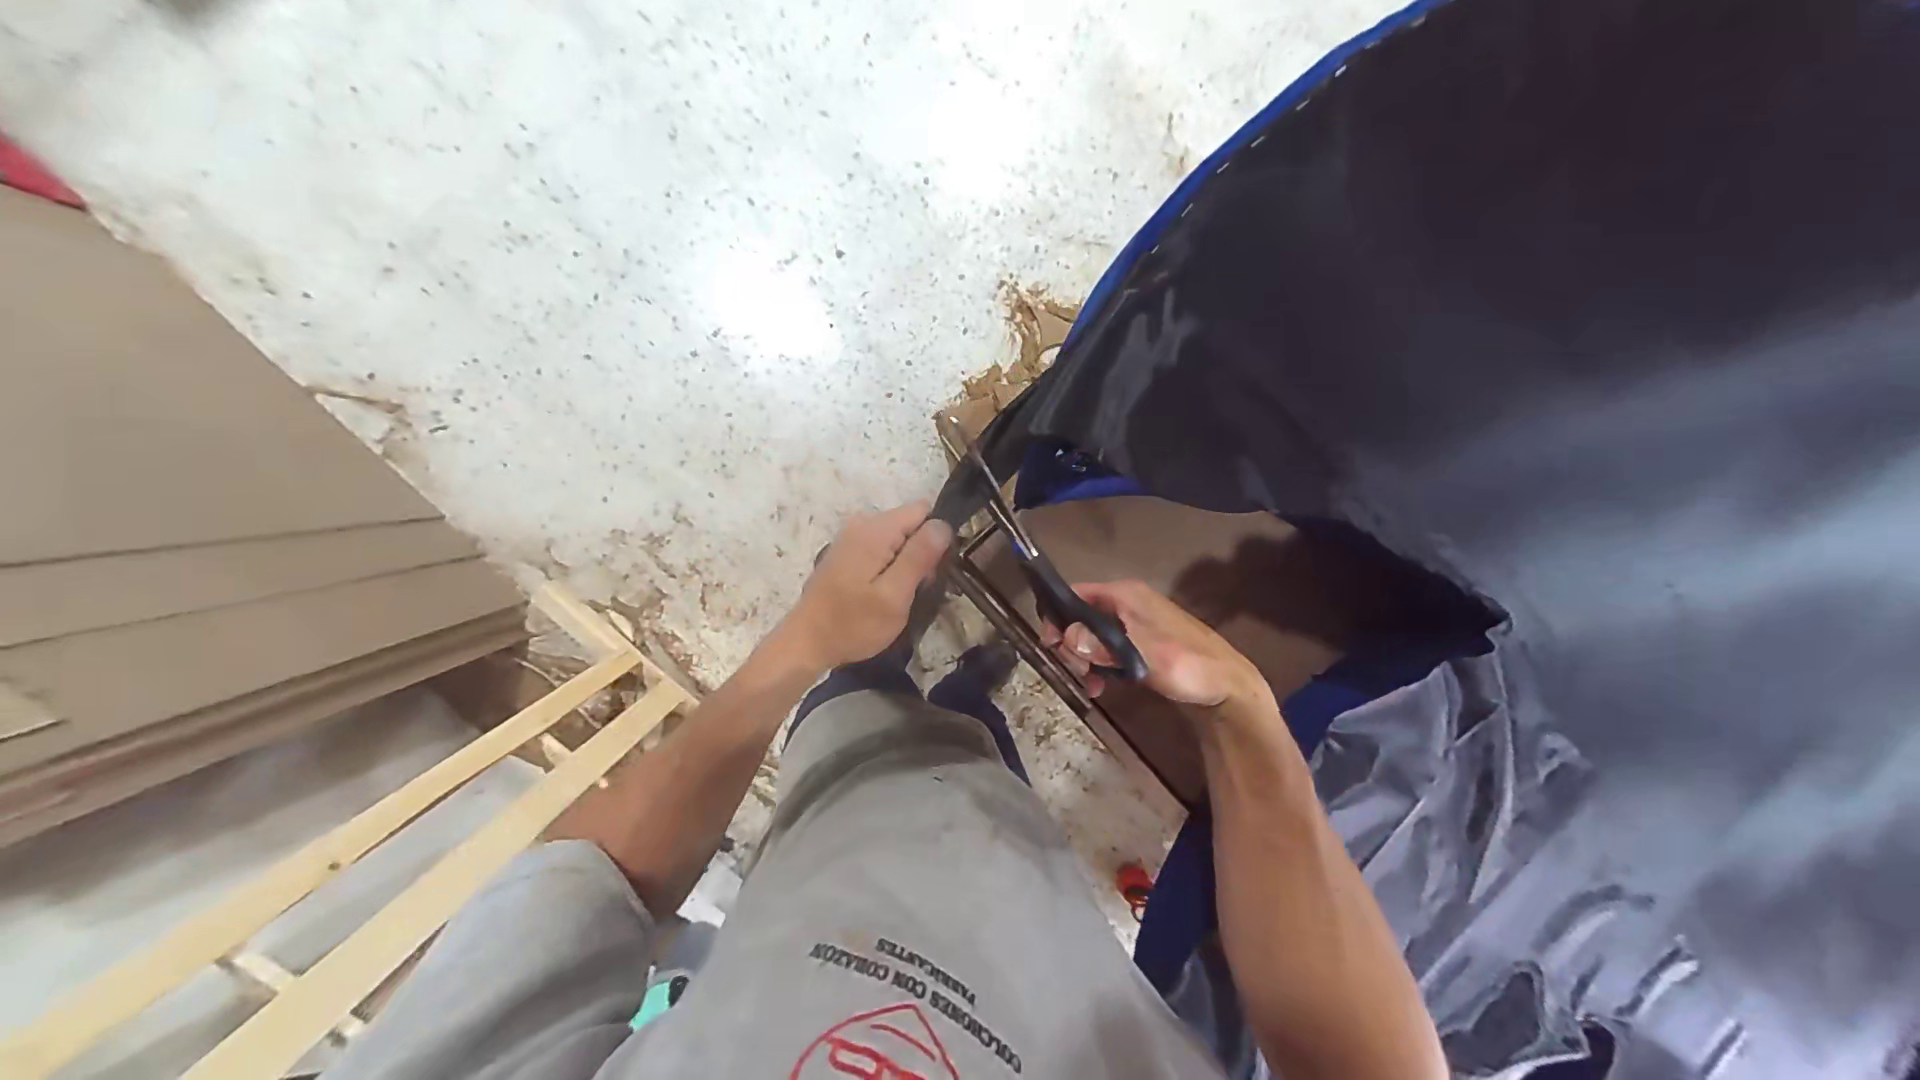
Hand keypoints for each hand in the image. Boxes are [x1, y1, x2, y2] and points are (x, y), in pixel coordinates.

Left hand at [774, 500, 952, 671]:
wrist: (806, 644)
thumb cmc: (852, 624)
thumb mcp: (894, 595)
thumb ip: (919, 556)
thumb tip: (943, 524)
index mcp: (875, 529)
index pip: (923, 510)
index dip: (937, 536)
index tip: (936, 569)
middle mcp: (862, 524)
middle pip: (910, 524)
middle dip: (923, 552)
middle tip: (921, 589)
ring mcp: (852, 538)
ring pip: (898, 538)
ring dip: (908, 563)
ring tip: (904, 596)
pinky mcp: (847, 553)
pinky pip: (882, 549)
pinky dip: (891, 567)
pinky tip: (886, 594)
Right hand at [1041, 579, 1271, 710]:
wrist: (1228, 687)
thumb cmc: (1187, 664)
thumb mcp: (1141, 654)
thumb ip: (1103, 644)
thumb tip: (1068, 637)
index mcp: (1126, 594)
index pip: (1076, 593)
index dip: (1057, 616)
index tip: (1050, 645)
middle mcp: (1127, 602)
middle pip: (1082, 616)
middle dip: (1072, 643)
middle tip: (1076, 670)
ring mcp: (1135, 623)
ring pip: (1093, 636)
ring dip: (1085, 658)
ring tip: (1089, 682)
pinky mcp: (1141, 643)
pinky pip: (1108, 650)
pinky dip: (1100, 665)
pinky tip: (1099, 686)